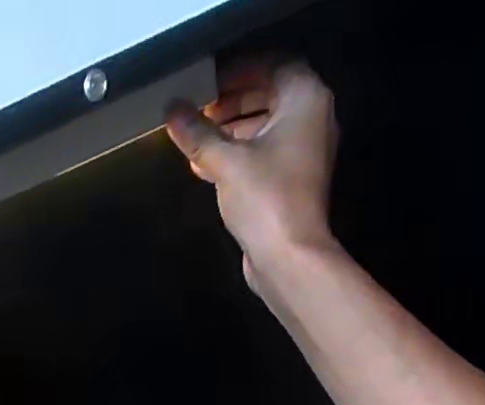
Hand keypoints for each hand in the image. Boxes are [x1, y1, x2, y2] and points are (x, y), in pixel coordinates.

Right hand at [166, 60, 339, 283]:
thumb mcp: (225, 160)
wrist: (289, 258)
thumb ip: (197, 132)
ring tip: (195, 137)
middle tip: (197, 109)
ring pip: (265, 130)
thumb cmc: (265, 198)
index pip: (272, 66)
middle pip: (269, 97)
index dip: (236, 70)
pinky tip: (205, 166)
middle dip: (231, 102)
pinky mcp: (292, 185)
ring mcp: (304, 156)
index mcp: (305, 100)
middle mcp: (312, 121)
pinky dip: (238, 156)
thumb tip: (172, 110)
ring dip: (231, 131)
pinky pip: (264, 157)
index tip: (205, 81)